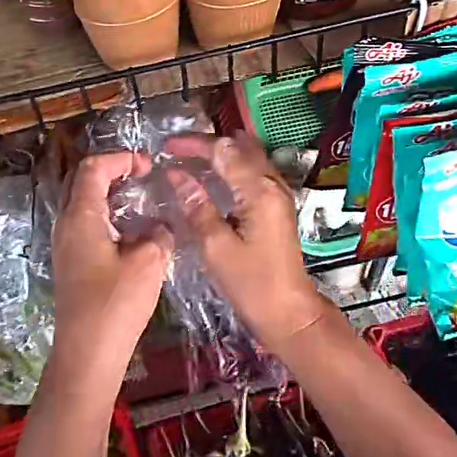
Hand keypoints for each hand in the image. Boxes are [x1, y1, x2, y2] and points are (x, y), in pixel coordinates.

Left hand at [50, 152, 170, 377]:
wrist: (88, 353)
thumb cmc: (115, 304)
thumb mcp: (148, 263)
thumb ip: (158, 235)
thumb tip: (160, 228)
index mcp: (81, 216)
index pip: (94, 168)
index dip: (121, 158)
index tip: (148, 165)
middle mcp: (67, 225)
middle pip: (83, 182)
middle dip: (112, 171)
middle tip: (143, 175)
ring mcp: (66, 245)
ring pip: (85, 205)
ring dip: (111, 195)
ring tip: (142, 200)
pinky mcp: (73, 264)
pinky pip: (89, 226)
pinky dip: (110, 217)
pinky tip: (134, 233)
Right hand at [161, 135, 333, 352]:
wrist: (289, 312)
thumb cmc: (251, 283)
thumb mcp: (216, 247)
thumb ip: (197, 207)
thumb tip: (176, 175)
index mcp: (259, 191)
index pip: (224, 152)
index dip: (194, 145)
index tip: (166, 146)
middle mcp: (273, 185)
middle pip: (240, 150)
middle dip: (208, 144)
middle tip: (177, 147)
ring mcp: (279, 196)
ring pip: (250, 159)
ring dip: (223, 153)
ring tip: (193, 154)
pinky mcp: (278, 208)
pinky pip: (255, 174)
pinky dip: (234, 167)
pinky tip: (218, 175)